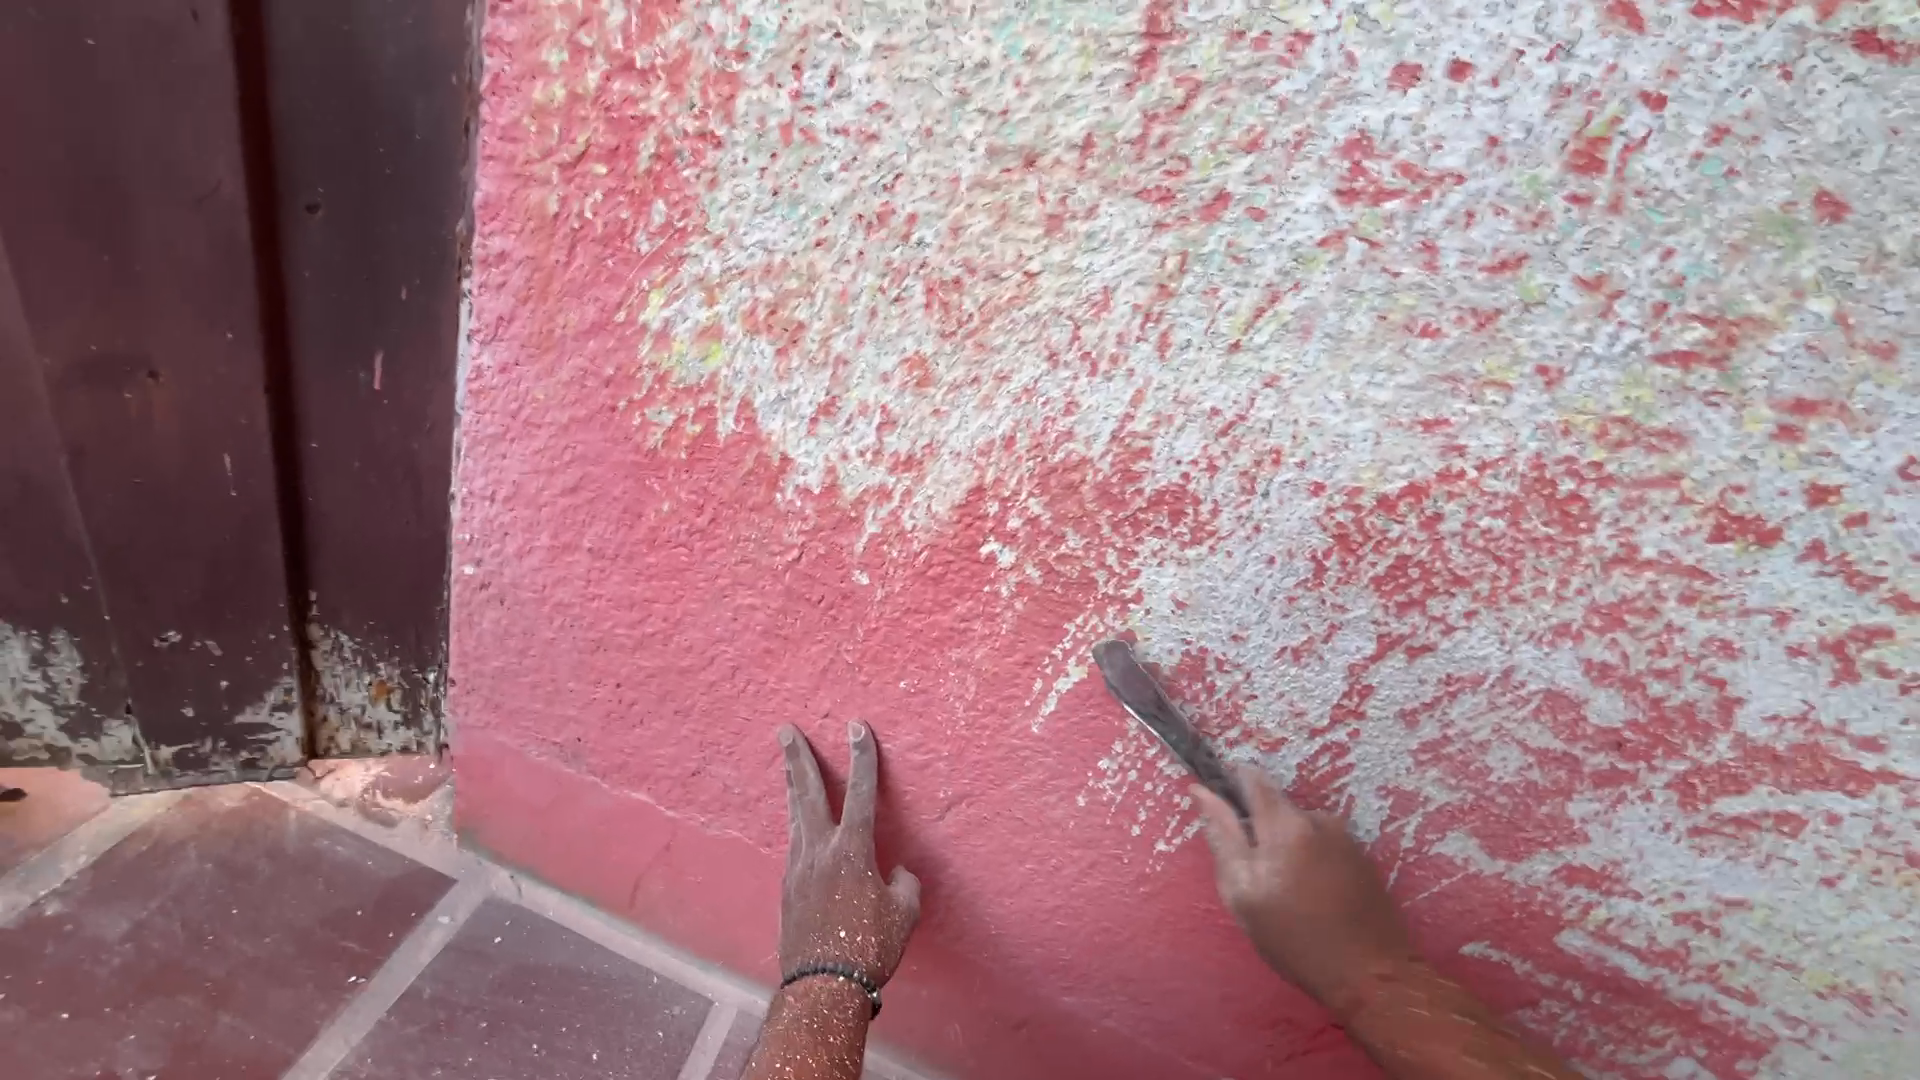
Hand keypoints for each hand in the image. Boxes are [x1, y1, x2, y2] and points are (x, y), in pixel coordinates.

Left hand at [777, 722, 920, 985]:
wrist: (822, 987)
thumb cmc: (869, 948)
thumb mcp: (904, 913)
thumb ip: (903, 883)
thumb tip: (894, 873)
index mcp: (851, 850)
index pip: (860, 791)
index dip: (862, 756)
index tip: (857, 727)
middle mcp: (819, 850)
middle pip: (808, 791)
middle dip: (798, 756)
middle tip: (784, 729)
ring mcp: (798, 867)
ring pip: (795, 813)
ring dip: (792, 783)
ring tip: (786, 761)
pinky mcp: (787, 886)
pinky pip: (793, 842)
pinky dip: (797, 821)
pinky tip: (797, 821)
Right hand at [1192, 766, 1417, 1019]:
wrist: (1373, 978)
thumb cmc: (1295, 938)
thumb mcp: (1243, 891)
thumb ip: (1221, 836)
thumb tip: (1201, 791)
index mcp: (1285, 824)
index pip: (1251, 777)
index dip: (1230, 783)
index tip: (1220, 806)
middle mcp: (1318, 819)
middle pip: (1275, 805)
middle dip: (1258, 826)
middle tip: (1252, 871)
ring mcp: (1345, 837)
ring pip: (1297, 825)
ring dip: (1284, 843)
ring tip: (1285, 888)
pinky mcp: (1362, 857)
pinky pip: (1321, 842)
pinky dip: (1308, 856)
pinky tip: (1311, 892)